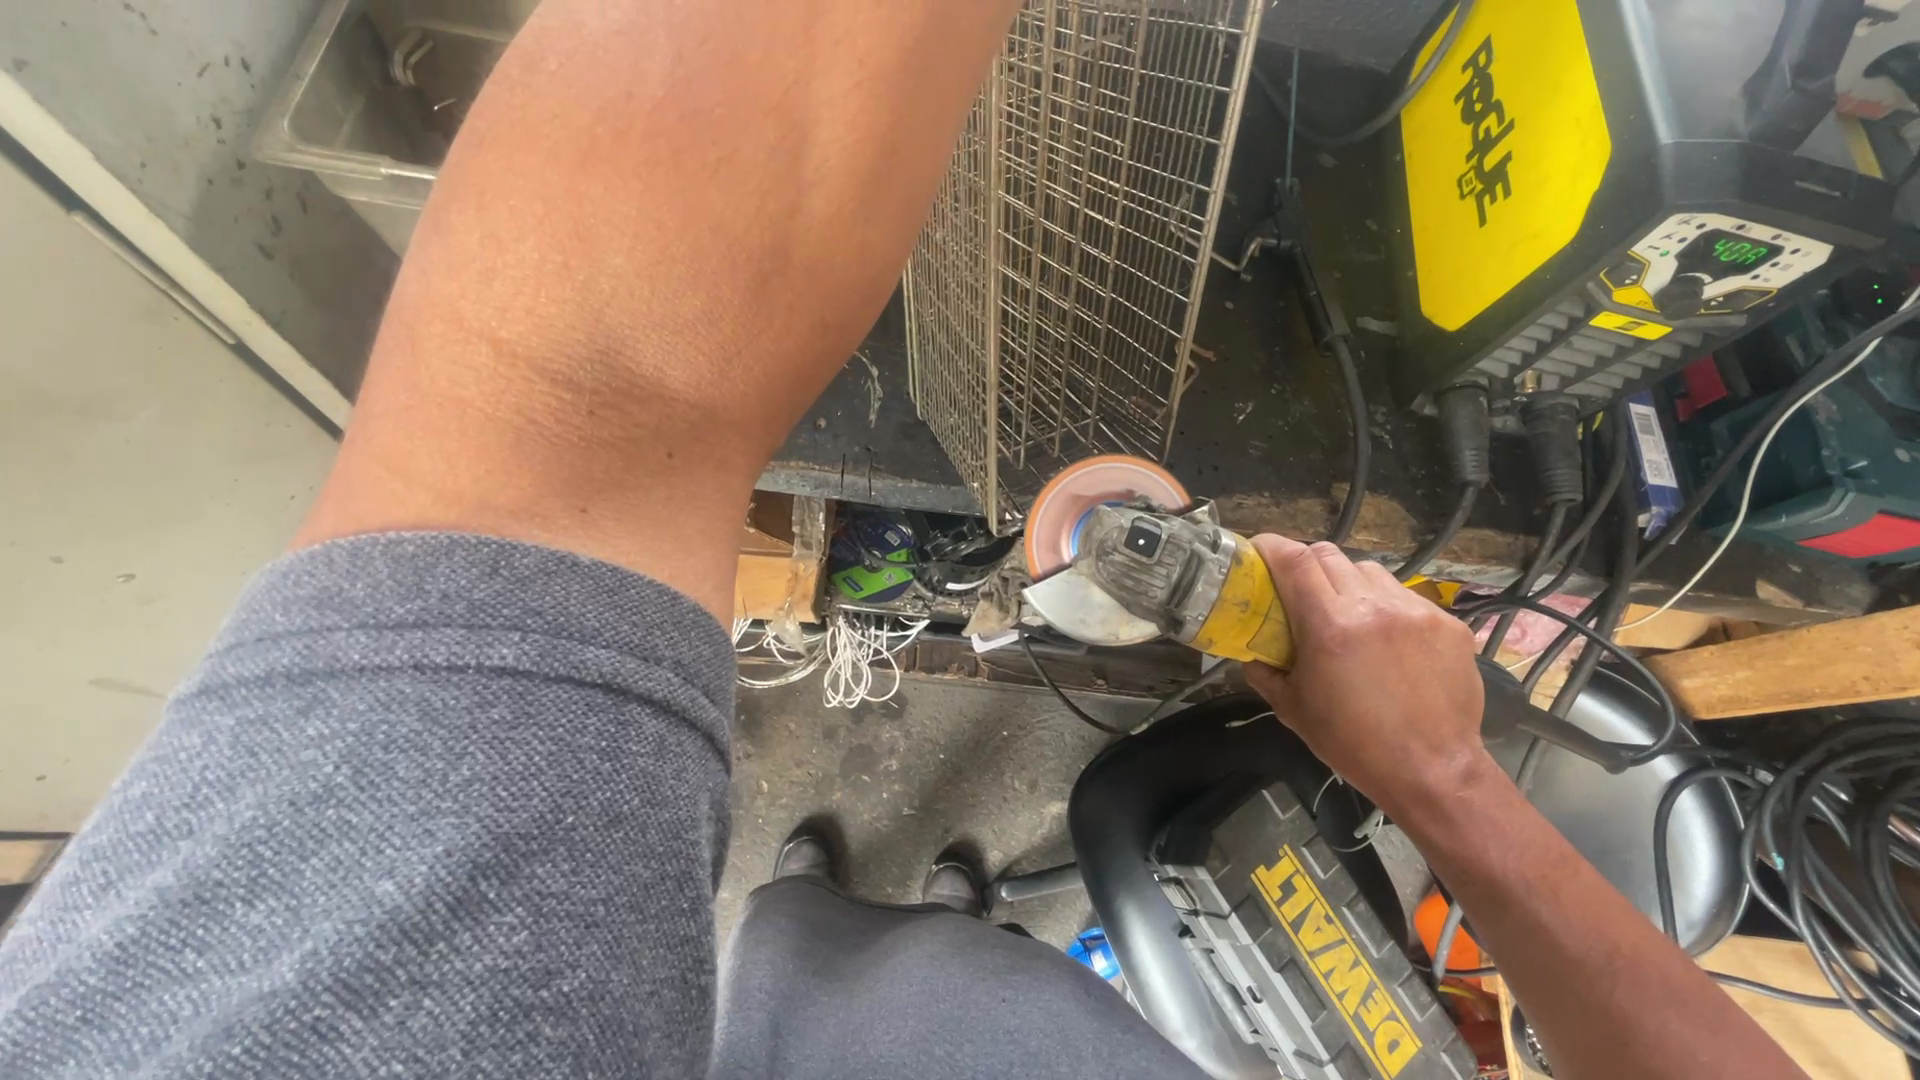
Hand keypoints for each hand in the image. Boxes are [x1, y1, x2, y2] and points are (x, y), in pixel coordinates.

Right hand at [1242, 536, 1495, 817]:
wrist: (1432, 770)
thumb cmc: (1353, 743)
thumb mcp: (1292, 709)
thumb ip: (1264, 671)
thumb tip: (1251, 651)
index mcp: (1329, 626)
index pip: (1294, 559)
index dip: (1270, 546)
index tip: (1257, 551)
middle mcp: (1372, 606)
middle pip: (1328, 555)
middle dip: (1305, 564)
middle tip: (1297, 589)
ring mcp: (1416, 612)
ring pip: (1369, 570)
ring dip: (1347, 582)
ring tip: (1346, 614)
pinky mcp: (1448, 624)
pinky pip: (1405, 597)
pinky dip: (1385, 607)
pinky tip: (1386, 640)